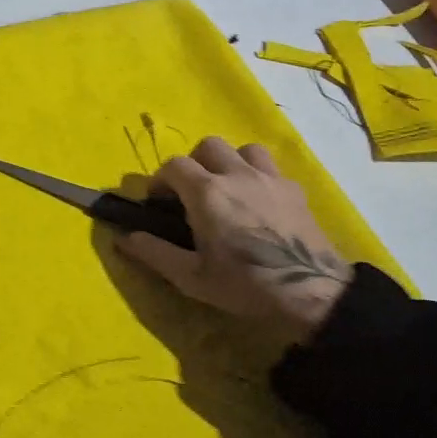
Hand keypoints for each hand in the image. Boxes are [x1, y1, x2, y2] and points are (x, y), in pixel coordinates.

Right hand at [115, 137, 352, 341]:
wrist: (312, 292)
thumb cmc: (245, 285)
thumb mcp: (191, 278)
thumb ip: (154, 253)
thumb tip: (124, 238)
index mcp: (206, 193)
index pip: (173, 165)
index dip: (161, 180)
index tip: (160, 203)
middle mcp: (236, 175)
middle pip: (207, 146)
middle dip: (194, 164)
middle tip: (193, 194)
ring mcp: (269, 178)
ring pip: (242, 149)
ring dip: (229, 163)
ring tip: (228, 190)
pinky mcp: (294, 189)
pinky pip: (270, 167)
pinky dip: (257, 175)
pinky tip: (259, 202)